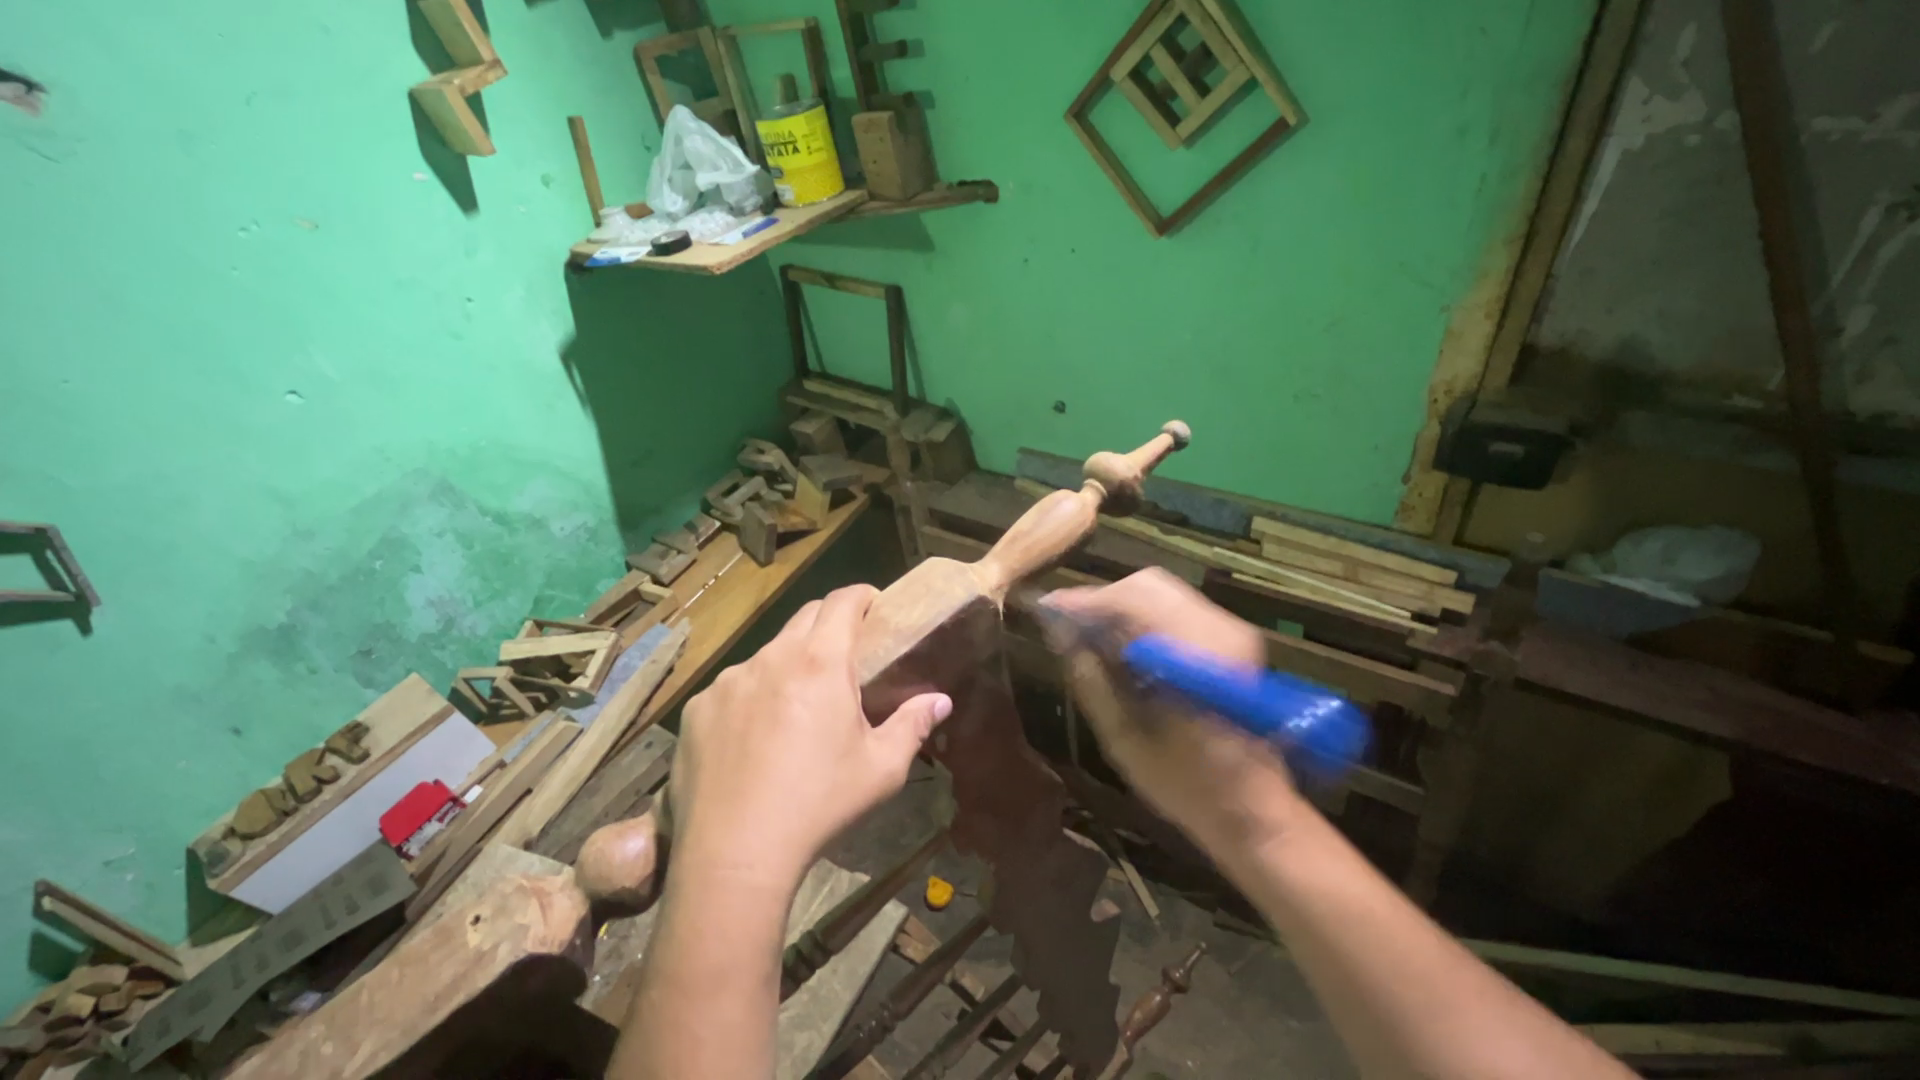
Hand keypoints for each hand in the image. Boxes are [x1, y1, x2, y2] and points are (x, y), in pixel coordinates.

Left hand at [669, 585, 953, 894]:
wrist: (735, 852)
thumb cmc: (820, 805)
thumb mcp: (881, 769)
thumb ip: (913, 726)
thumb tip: (940, 701)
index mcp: (820, 663)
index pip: (842, 601)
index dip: (862, 596)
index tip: (874, 606)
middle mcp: (771, 658)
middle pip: (804, 617)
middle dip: (829, 624)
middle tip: (846, 655)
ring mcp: (728, 682)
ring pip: (766, 656)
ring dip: (788, 665)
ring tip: (797, 706)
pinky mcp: (697, 709)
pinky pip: (731, 689)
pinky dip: (750, 698)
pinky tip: (753, 740)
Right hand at [1045, 568, 1310, 850]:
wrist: (1252, 809)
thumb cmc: (1186, 786)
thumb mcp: (1124, 740)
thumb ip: (1093, 681)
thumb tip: (1063, 637)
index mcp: (1193, 656)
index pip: (1130, 601)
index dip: (1083, 602)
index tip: (1045, 610)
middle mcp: (1218, 630)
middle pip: (1147, 586)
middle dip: (1102, 600)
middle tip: (1066, 625)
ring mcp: (1230, 632)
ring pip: (1161, 593)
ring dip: (1121, 607)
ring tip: (1087, 634)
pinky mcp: (1232, 640)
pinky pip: (1176, 609)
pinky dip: (1142, 617)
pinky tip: (1120, 643)